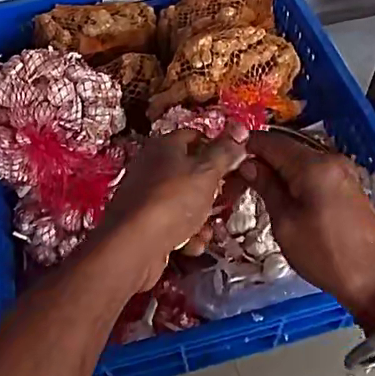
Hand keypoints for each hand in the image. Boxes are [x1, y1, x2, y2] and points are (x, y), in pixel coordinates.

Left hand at [89, 125, 248, 290]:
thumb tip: (238, 131)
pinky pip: (174, 226)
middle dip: (211, 190)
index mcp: (164, 147)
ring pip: (185, 204)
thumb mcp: (206, 172)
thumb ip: (224, 152)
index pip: (194, 136)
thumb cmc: (173, 200)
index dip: (216, 147)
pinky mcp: (145, 226)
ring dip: (201, 219)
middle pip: (190, 173)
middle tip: (225, 199)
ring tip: (207, 228)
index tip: (235, 162)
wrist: (135, 244)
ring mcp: (146, 199)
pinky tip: (191, 244)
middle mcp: (151, 169)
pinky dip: (186, 236)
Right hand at [238, 131, 374, 313]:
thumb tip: (247, 164)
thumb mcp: (285, 223)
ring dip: (278, 170)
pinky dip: (296, 178)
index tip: (226, 161)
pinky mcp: (349, 185)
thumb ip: (266, 187)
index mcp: (314, 166)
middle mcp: (331, 159)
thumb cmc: (322, 254)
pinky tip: (284, 196)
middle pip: (287, 149)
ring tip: (258, 190)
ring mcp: (343, 171)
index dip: (246, 147)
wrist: (371, 279)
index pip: (271, 142)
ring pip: (300, 160)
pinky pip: (315, 172)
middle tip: (238, 180)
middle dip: (261, 160)